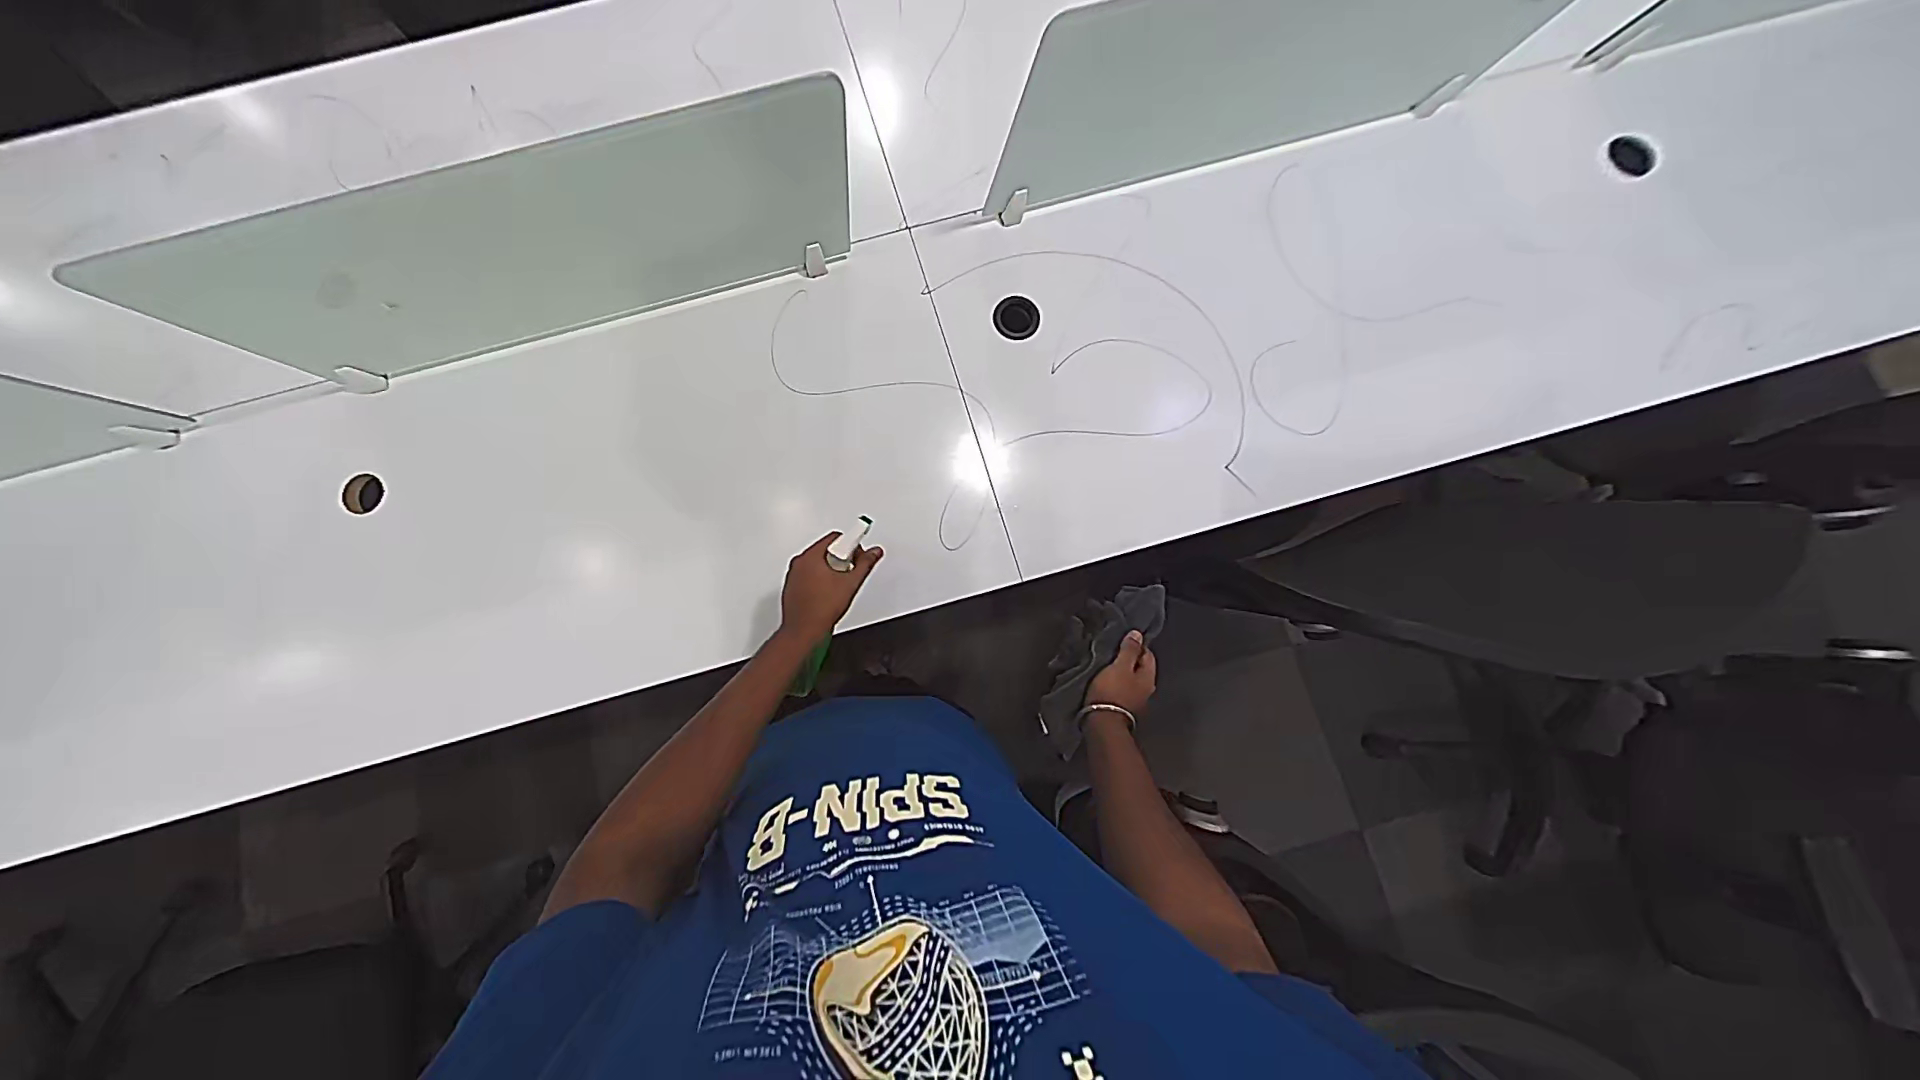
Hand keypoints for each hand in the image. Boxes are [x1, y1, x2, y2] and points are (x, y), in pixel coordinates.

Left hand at [780, 532, 883, 640]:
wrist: (804, 631)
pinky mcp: (792, 587)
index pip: (835, 538)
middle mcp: (799, 563)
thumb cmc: (821, 609)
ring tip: (839, 586)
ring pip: (817, 563)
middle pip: (825, 550)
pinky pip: (808, 575)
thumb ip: (865, 563)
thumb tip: (874, 552)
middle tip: (849, 573)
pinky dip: (819, 580)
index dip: (851, 546)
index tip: (858, 556)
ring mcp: (793, 575)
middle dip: (841, 559)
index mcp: (811, 557)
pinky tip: (828, 594)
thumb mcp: (851, 583)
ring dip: (830, 570)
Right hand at [1085, 630, 1155, 716]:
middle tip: (1114, 651)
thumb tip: (1138, 634)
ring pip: (1132, 679)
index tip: (1122, 641)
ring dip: (1122, 671)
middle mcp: (1147, 689)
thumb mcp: (1120, 666)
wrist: (1102, 722)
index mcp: (1149, 678)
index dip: (1137, 645)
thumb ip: (1129, 650)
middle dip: (1129, 659)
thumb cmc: (1112, 690)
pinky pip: (1123, 688)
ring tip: (1108, 664)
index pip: (1148, 654)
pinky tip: (1107, 679)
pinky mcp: (1124, 707)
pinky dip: (1117, 682)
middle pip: (1140, 667)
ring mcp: (1136, 700)